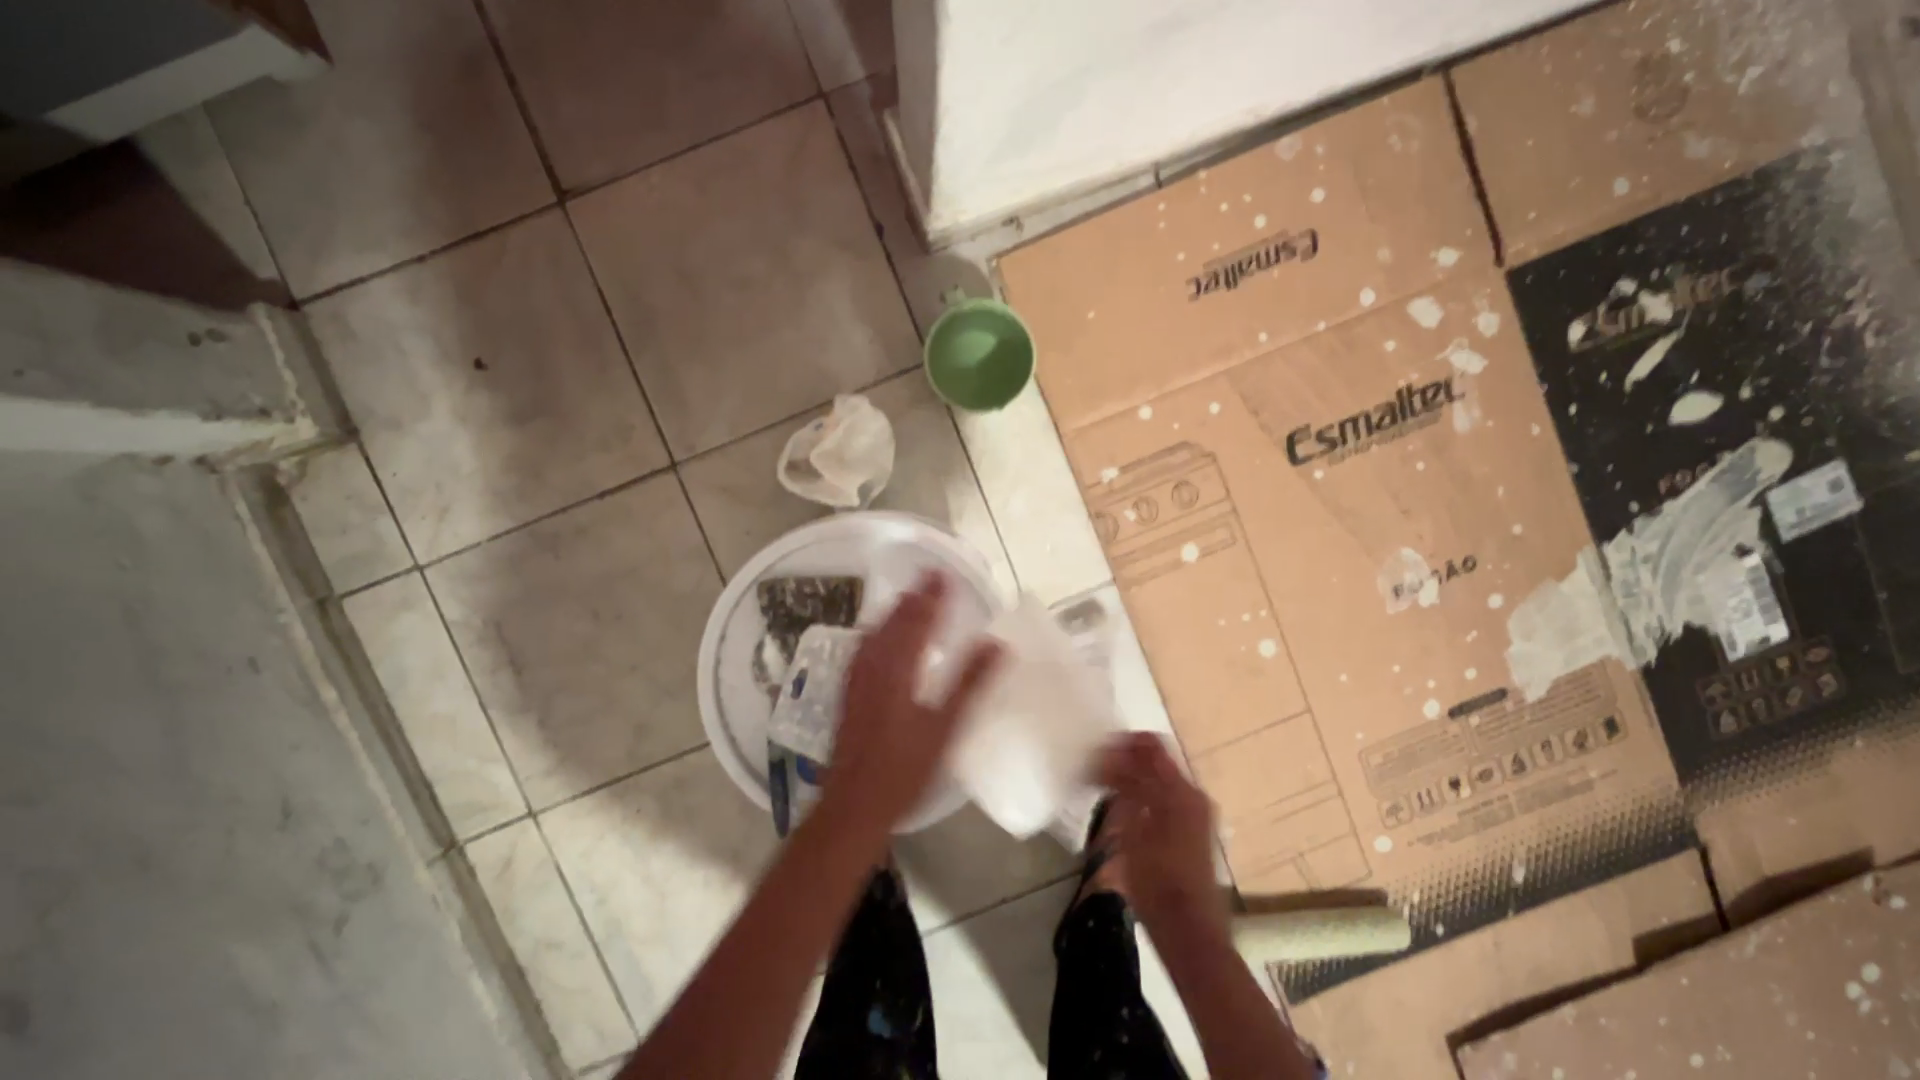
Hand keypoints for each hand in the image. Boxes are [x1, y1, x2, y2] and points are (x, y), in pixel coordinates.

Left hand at [824, 574, 1003, 833]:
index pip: (918, 620)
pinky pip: (862, 651)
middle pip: (892, 622)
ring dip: (892, 612)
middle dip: (912, 597)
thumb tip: (995, 644)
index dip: (932, 596)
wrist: (853, 805)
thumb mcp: (945, 728)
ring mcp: (856, 681)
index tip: (945, 574)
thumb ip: (970, 684)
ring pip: (874, 634)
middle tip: (930, 577)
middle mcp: (873, 667)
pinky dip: (876, 634)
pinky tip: (878, 641)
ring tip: (908, 599)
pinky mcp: (848, 696)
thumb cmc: (904, 770)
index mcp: (898, 669)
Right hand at [1097, 732, 1227, 936]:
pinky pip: (1166, 796)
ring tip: (1101, 789)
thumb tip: (1106, 758)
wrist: (1190, 930)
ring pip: (1160, 777)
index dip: (1118, 744)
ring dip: (1132, 776)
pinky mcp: (1195, 829)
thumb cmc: (1157, 885)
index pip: (1149, 745)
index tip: (1090, 753)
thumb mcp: (1132, 834)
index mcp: (1180, 791)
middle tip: (1091, 770)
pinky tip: (1122, 810)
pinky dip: (1144, 794)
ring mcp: (1197, 812)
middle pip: (1156, 759)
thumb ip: (1123, 790)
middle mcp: (1193, 795)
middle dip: (1123, 759)